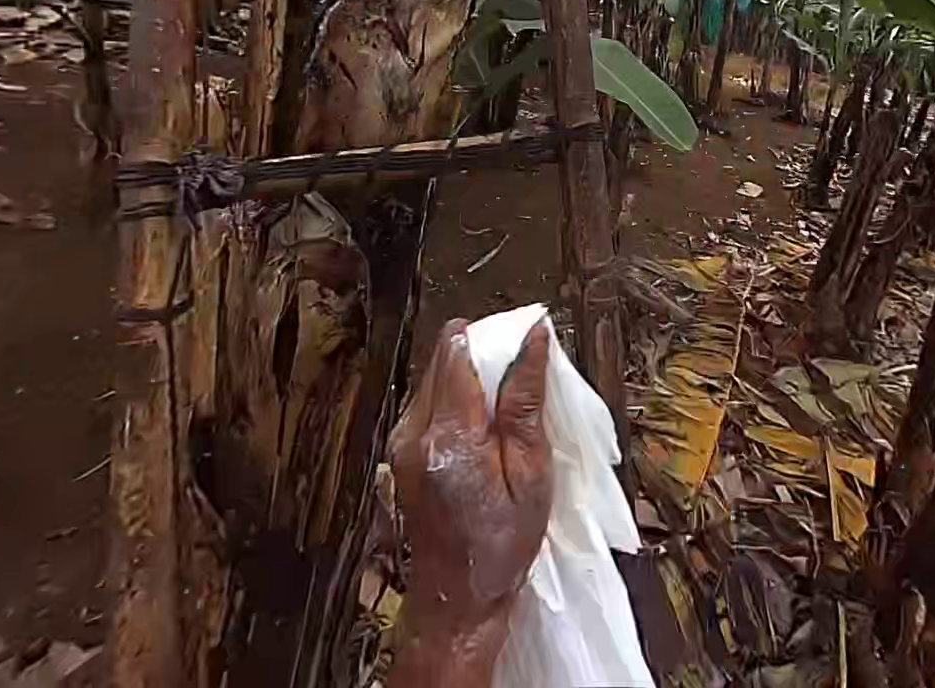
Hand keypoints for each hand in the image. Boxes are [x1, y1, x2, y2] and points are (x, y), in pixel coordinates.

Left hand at [386, 318, 551, 686]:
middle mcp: (414, 431)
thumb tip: (533, 339)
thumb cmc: (502, 544)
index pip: (457, 351)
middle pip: (443, 355)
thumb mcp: (530, 473)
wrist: (457, 598)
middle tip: (517, 379)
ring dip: (470, 375)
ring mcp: (401, 438)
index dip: (491, 336)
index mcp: (449, 438)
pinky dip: (457, 396)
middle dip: (483, 353)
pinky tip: (481, 427)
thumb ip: (525, 400)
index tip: (520, 340)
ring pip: (435, 373)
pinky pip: (430, 397)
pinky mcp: (400, 445)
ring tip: (501, 411)